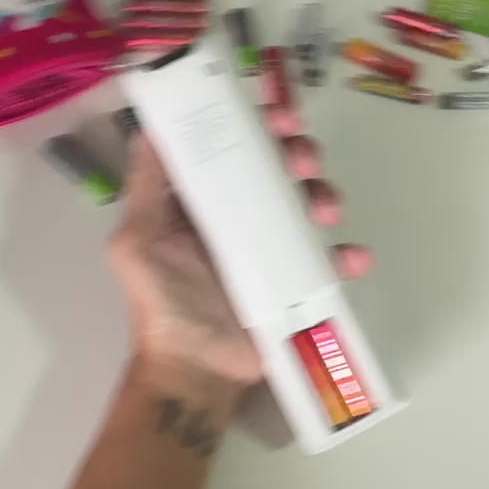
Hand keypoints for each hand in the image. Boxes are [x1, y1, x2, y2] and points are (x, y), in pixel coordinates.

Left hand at [107, 105, 373, 399]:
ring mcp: (274, 242)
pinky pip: (331, 255)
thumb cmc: (162, 305)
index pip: (234, 143)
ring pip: (309, 199)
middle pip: (278, 164)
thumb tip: (152, 127)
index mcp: (204, 197)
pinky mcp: (299, 274)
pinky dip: (347, 252)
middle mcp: (241, 210)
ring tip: (326, 212)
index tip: (278, 117)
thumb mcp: (137, 243)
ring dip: (325, 194)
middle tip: (303, 160)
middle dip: (298, 152)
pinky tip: (351, 258)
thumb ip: (144, 188)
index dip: (258, 122)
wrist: (197, 372)